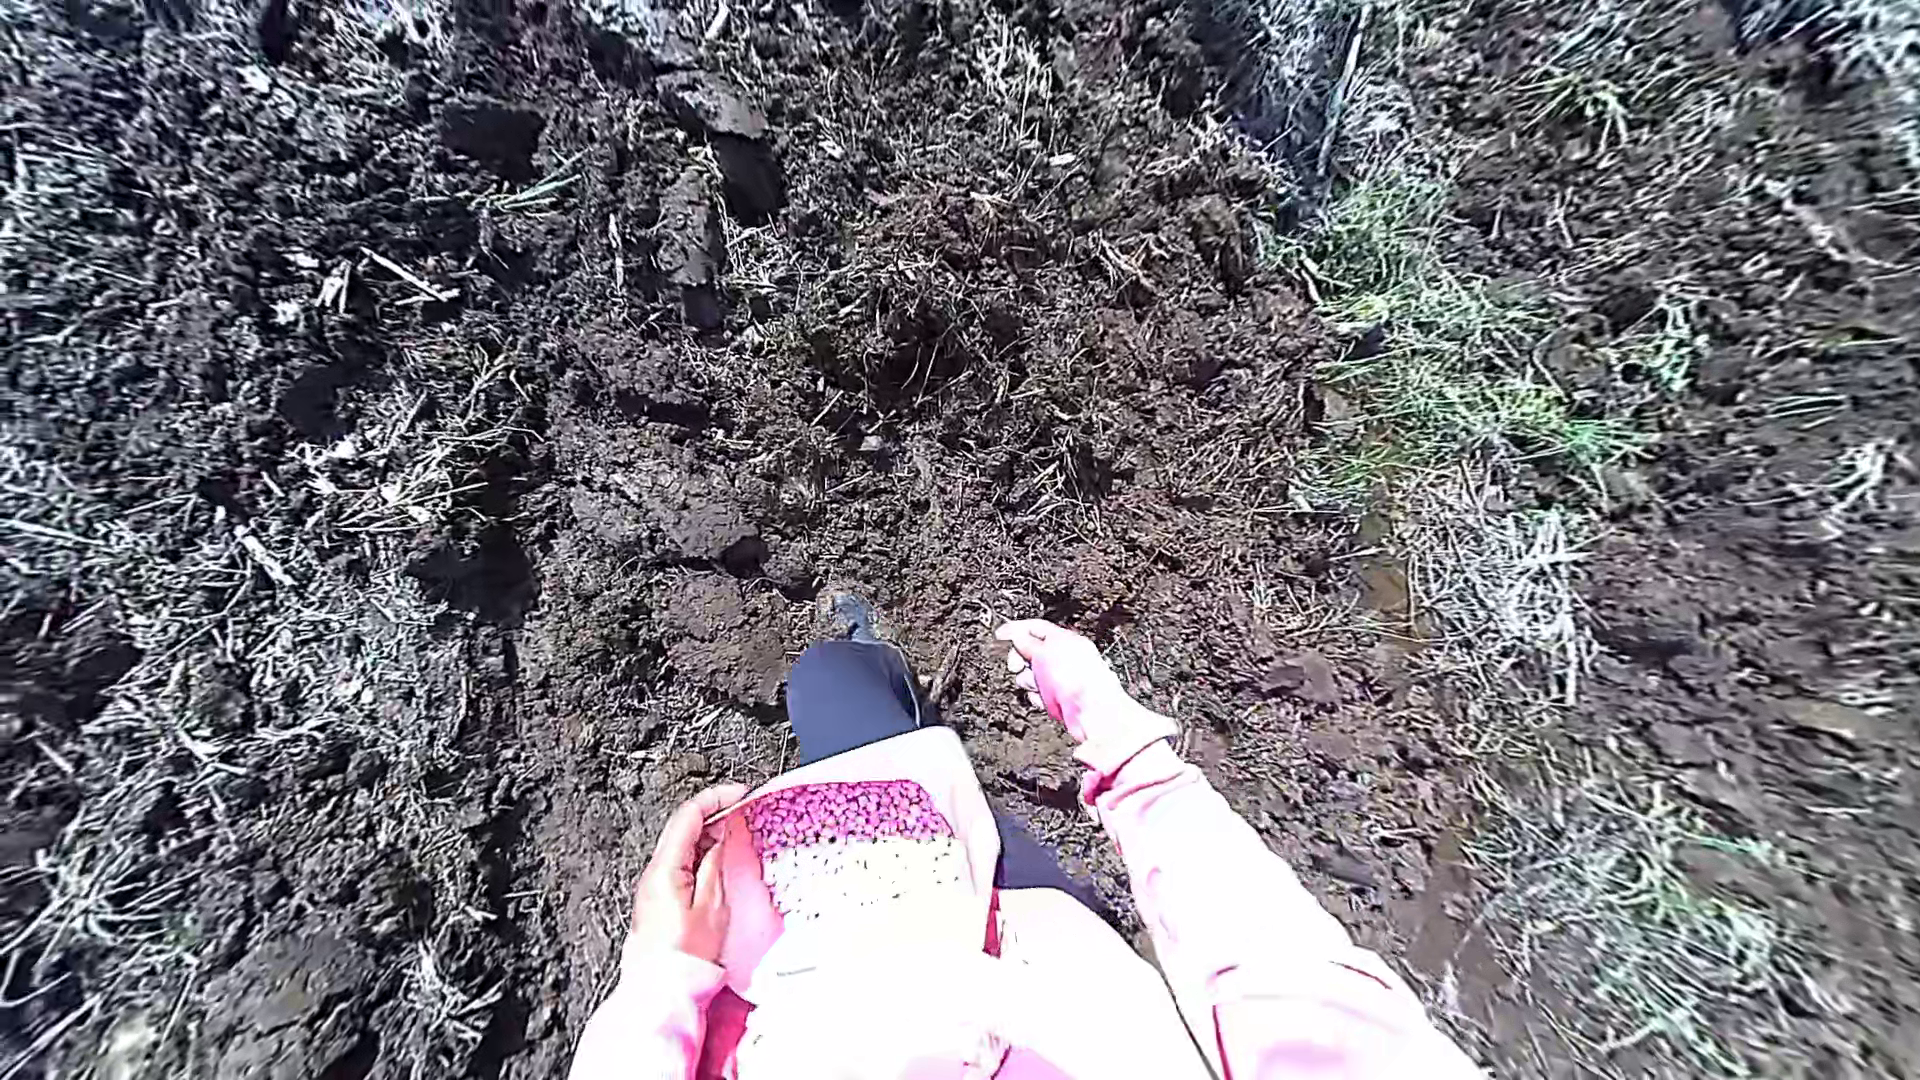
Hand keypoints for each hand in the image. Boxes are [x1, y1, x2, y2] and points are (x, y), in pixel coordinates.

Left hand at [629, 783, 748, 962]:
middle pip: (684, 825)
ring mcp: (653, 885)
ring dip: (710, 832)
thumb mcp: (712, 904)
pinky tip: (717, 858)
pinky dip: (702, 850)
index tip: (740, 793)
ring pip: (683, 842)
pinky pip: (681, 860)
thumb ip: (716, 861)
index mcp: (664, 869)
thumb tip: (722, 835)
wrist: (659, 997)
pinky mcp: (658, 897)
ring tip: (734, 834)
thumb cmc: (685, 958)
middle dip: (715, 812)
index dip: (716, 797)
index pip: (688, 814)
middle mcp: (653, 873)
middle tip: (742, 812)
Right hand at [993, 619, 1126, 738]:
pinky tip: (1044, 700)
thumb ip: (1026, 641)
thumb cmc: (1076, 678)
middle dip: (1020, 659)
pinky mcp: (1059, 699)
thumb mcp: (1044, 651)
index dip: (1016, 630)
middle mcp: (1064, 658)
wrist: (1092, 712)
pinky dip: (1037, 697)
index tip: (1000, 636)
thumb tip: (1015, 635)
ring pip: (1031, 675)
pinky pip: (1038, 694)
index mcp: (1064, 640)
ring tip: (1038, 686)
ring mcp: (1061, 679)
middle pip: (1030, 652)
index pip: (1036, 628)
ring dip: (1029, 680)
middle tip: (1015, 665)